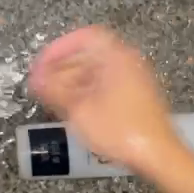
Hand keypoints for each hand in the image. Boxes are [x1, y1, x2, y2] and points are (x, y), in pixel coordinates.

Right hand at [28, 26, 188, 178]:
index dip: (58, 48)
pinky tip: (72, 108)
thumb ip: (54, 89)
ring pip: (96, 71)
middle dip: (61, 66)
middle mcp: (127, 62)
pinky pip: (105, 85)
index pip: (84, 37)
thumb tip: (35, 78)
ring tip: (51, 98)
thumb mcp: (79, 109)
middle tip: (41, 83)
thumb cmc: (119, 129)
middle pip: (89, 53)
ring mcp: (134, 80)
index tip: (41, 65)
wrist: (157, 155)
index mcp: (116, 57)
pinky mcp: (135, 97)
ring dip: (71, 80)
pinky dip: (85, 91)